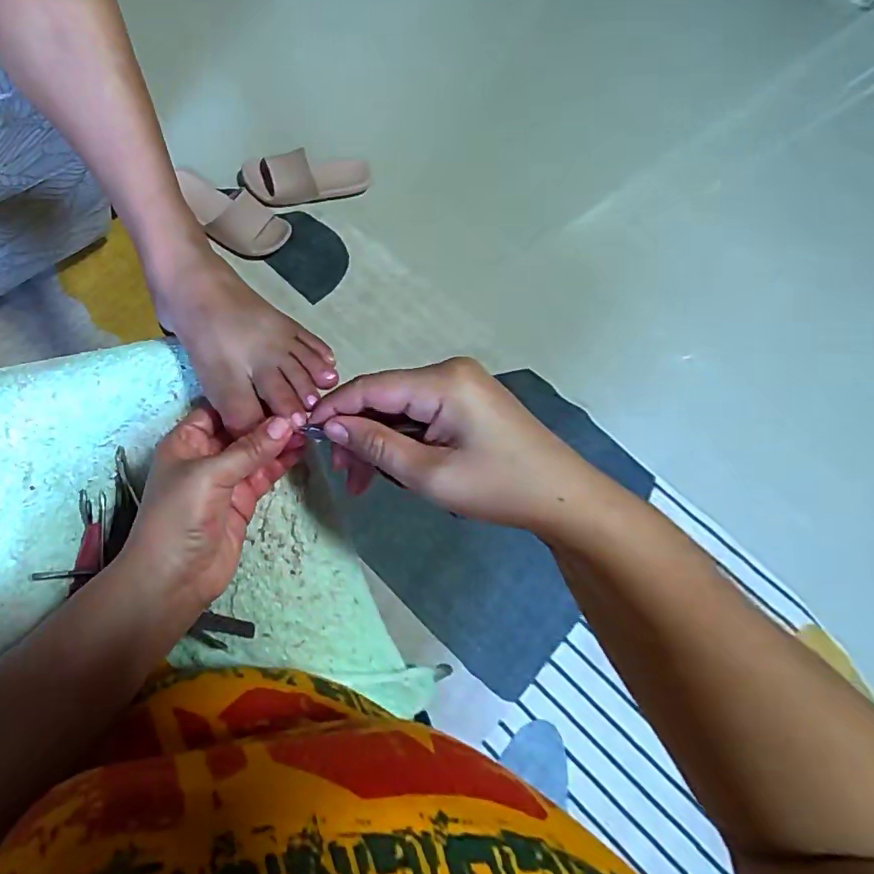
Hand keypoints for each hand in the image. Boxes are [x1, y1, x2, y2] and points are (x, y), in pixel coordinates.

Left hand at [117, 408, 304, 611]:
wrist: (173, 579)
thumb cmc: (178, 517)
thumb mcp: (209, 475)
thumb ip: (248, 449)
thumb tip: (286, 422)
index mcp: (185, 440)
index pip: (218, 408)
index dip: (245, 397)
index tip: (280, 388)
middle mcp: (204, 455)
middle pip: (239, 428)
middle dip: (268, 419)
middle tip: (304, 406)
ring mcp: (224, 479)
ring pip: (255, 452)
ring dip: (279, 441)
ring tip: (310, 426)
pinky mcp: (241, 501)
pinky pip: (262, 474)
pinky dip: (280, 463)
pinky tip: (301, 450)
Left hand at [152, 252, 338, 429]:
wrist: (194, 283)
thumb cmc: (204, 337)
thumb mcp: (218, 381)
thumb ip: (240, 411)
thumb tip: (259, 437)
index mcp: (266, 372)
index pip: (282, 405)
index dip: (288, 423)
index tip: (299, 438)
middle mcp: (279, 354)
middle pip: (296, 384)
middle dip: (306, 403)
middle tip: (318, 419)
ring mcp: (279, 332)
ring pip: (304, 361)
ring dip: (316, 377)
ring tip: (329, 387)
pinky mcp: (274, 316)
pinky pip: (304, 337)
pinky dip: (317, 349)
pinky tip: (328, 357)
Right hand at [306, 357, 614, 534]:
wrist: (568, 500)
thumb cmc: (500, 488)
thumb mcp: (428, 474)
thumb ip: (375, 445)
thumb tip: (330, 426)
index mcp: (443, 382)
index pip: (370, 387)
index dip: (334, 409)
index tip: (305, 433)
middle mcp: (448, 373)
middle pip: (382, 398)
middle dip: (357, 434)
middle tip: (345, 475)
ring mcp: (459, 385)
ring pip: (397, 409)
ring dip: (378, 442)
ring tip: (365, 481)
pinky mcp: (465, 401)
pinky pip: (417, 415)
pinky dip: (400, 440)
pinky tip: (393, 468)